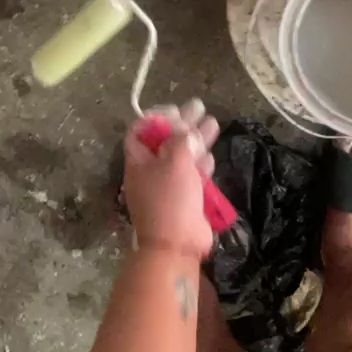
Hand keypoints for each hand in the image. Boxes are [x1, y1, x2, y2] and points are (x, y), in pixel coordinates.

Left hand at [122, 99, 218, 259]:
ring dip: (197, 139)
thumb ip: (182, 140)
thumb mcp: (175, 161)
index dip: (156, 117)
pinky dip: (201, 163)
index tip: (175, 111)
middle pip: (166, 140)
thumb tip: (189, 131)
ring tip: (213, 122)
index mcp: (138, 160)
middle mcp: (150, 170)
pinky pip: (192, 175)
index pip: (140, 130)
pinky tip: (210, 155)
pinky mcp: (184, 198)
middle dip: (183, 123)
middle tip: (199, 107)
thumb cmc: (170, 198)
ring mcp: (168, 185)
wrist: (176, 244)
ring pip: (182, 155)